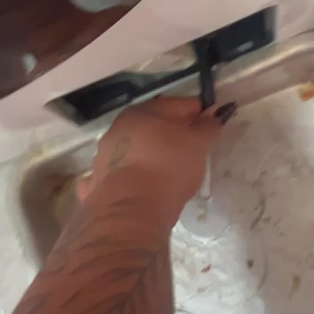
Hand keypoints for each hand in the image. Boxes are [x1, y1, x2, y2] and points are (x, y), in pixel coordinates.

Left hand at [77, 96, 234, 218]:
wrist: (131, 209)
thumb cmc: (169, 167)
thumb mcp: (198, 145)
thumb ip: (208, 126)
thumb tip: (215, 113)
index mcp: (145, 111)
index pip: (180, 104)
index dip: (199, 113)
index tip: (211, 126)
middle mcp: (121, 126)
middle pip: (154, 124)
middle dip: (173, 132)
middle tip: (193, 149)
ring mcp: (105, 153)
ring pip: (135, 147)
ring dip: (150, 152)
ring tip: (169, 170)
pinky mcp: (98, 181)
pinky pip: (119, 171)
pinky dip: (131, 174)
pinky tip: (141, 185)